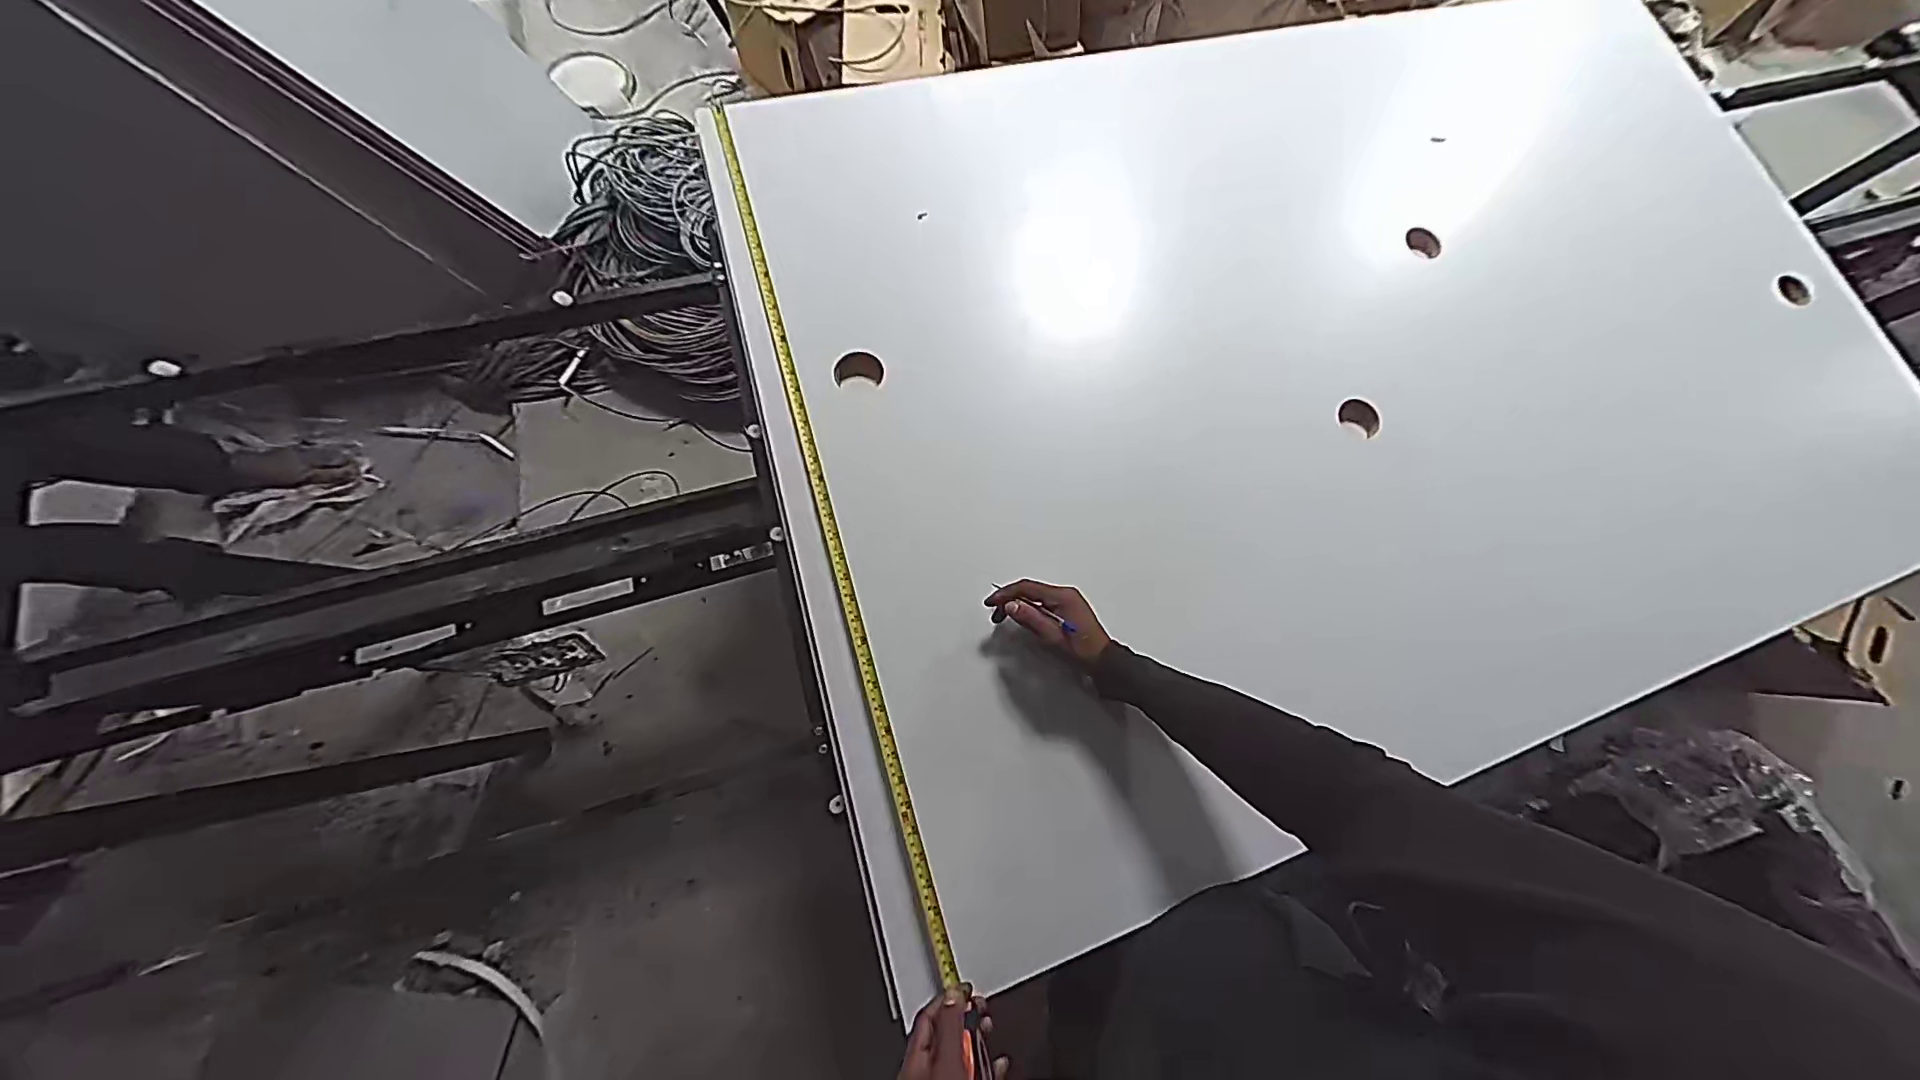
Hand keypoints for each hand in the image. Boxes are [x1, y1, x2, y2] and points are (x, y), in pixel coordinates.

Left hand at [896, 984, 1008, 1079]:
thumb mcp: (947, 1057)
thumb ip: (950, 1023)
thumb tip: (953, 992)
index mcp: (918, 1056)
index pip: (930, 1014)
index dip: (948, 996)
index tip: (966, 986)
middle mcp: (926, 1070)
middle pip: (946, 1033)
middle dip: (966, 1015)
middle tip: (981, 1006)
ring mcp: (941, 1079)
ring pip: (960, 1054)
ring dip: (977, 1039)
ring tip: (989, 1028)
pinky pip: (972, 1072)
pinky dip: (985, 1063)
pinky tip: (996, 1063)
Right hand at [984, 580, 1111, 667]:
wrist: (1102, 661)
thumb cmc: (1084, 651)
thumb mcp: (1053, 636)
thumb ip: (1031, 619)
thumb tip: (1012, 605)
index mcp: (1063, 597)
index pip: (1027, 588)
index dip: (1006, 594)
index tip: (992, 602)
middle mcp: (1065, 595)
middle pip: (1030, 589)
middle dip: (1009, 598)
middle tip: (995, 611)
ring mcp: (1067, 600)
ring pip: (1034, 595)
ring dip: (1017, 603)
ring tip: (1004, 615)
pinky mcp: (1066, 608)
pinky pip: (1041, 601)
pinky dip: (1027, 607)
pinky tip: (1020, 615)